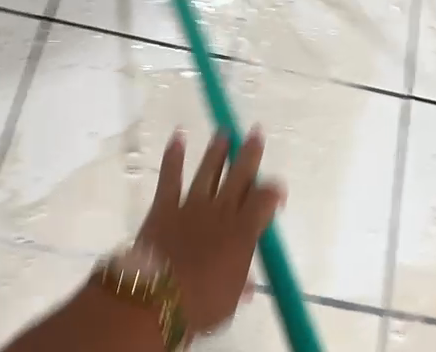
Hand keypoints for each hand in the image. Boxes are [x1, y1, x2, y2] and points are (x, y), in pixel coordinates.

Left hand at [133, 129, 284, 334]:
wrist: (157, 298)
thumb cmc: (200, 305)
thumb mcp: (229, 301)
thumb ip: (239, 285)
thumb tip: (247, 285)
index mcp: (243, 232)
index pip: (265, 200)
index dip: (274, 191)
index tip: (278, 189)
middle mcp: (222, 210)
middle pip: (241, 175)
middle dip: (250, 153)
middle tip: (255, 132)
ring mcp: (192, 204)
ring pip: (209, 170)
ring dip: (217, 150)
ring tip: (224, 131)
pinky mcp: (165, 205)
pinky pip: (171, 176)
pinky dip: (173, 156)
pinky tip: (178, 136)